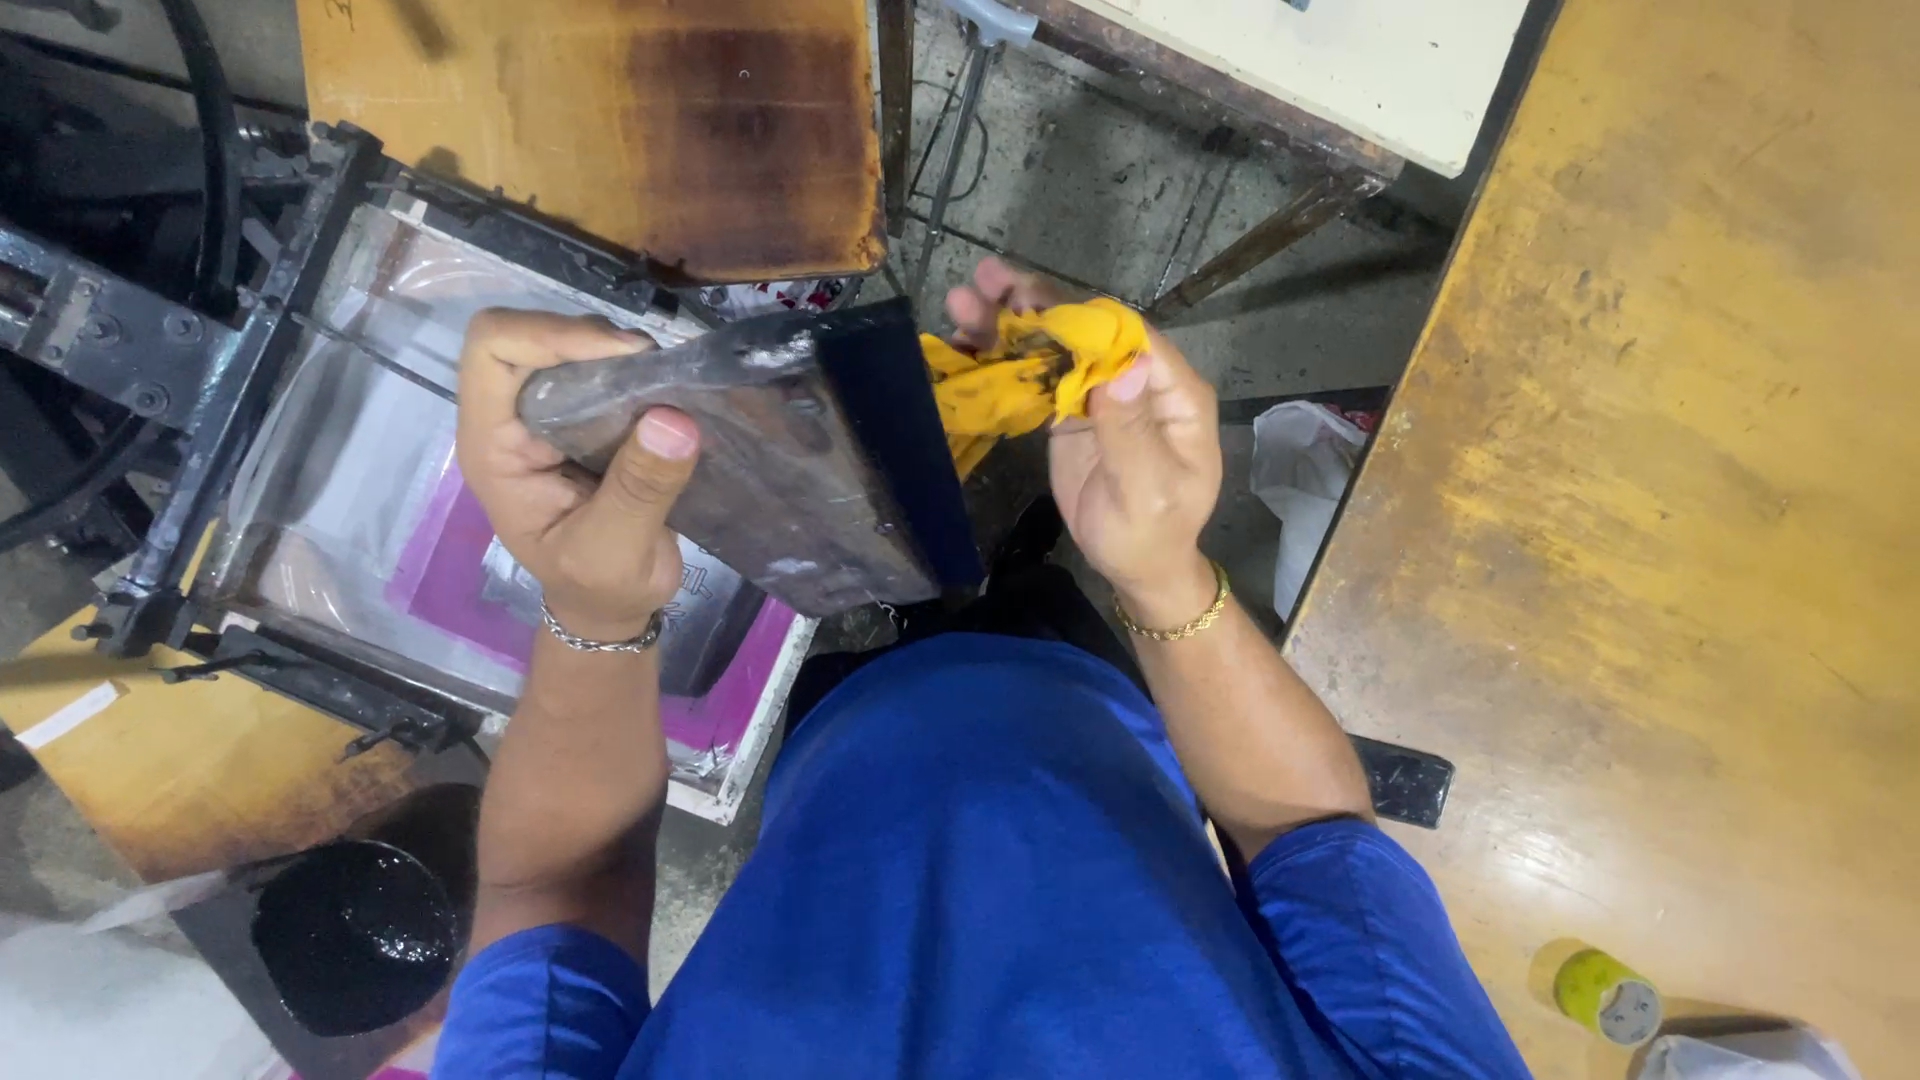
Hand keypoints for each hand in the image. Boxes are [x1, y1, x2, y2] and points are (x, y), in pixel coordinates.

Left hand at [456, 310, 701, 641]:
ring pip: (568, 350)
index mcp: (494, 448)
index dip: (552, 336)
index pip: (493, 352)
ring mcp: (549, 421)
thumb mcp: (615, 550)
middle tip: (656, 366)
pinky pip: (602, 374)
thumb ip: (640, 490)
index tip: (627, 356)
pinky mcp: (587, 425)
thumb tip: (675, 419)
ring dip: (618, 353)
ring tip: (667, 378)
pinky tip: (669, 390)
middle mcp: (513, 422)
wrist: (612, 607)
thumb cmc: (599, 587)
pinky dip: (635, 371)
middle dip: (591, 339)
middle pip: (529, 337)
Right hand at [945, 259, 1222, 626]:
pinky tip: (968, 342)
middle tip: (984, 280)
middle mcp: (1138, 381)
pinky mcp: (1072, 412)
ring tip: (962, 301)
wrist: (1135, 566)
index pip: (1130, 338)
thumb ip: (1132, 431)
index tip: (1031, 304)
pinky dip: (1005, 359)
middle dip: (1036, 304)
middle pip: (1087, 330)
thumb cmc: (1150, 533)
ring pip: (1057, 347)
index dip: (1081, 317)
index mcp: (1174, 393)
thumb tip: (1127, 365)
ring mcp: (1102, 393)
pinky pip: (1039, 376)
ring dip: (1011, 323)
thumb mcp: (1146, 490)